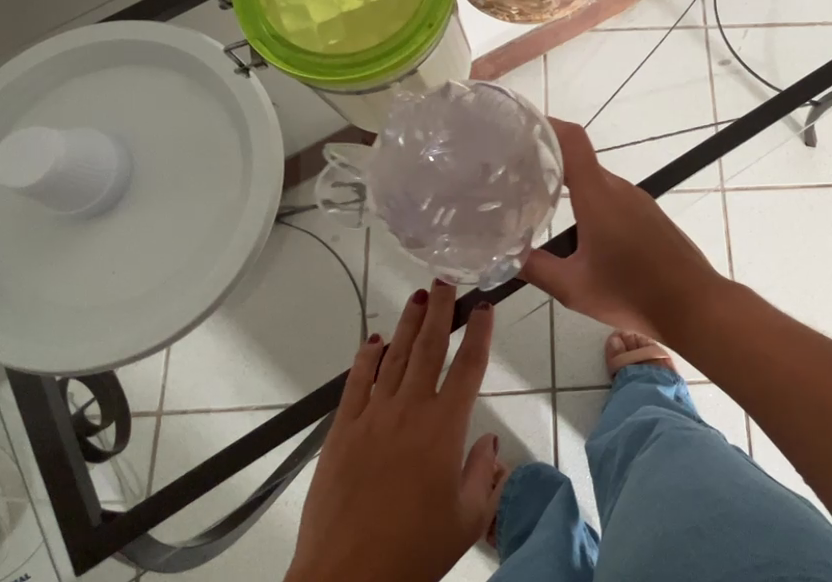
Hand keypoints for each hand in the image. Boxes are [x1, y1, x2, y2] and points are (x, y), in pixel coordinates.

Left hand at [286, 282, 502, 581]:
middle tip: (447, 280)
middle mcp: (409, 411)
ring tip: (419, 297)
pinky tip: (375, 340)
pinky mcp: (342, 430)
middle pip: (429, 348)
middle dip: (441, 311)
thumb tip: (489, 444)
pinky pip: (357, 381)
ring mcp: (372, 416)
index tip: (485, 307)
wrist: (347, 577)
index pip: (468, 367)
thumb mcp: (467, 520)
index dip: (480, 334)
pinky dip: (367, 356)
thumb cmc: (415, 551)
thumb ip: (484, 475)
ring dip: (408, 324)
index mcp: (445, 429)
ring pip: (394, 356)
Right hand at [519, 120, 728, 342]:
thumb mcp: (573, 288)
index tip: (518, 128)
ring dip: (569, 184)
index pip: (572, 140)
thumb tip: (502, 257)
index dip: (546, 125)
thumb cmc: (632, 294)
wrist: (695, 306)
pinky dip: (590, 201)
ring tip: (538, 198)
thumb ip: (535, 269)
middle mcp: (619, 189)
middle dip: (547, 160)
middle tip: (513, 173)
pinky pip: (612, 197)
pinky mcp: (649, 215)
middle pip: (579, 159)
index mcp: (598, 196)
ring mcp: (638, 200)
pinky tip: (577, 227)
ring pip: (596, 182)